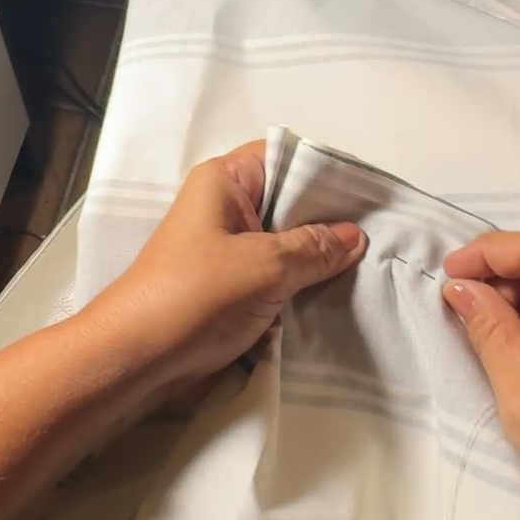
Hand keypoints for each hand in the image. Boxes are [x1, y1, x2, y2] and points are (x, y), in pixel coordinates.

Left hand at [81, 140, 366, 392]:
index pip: (285, 159)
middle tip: (381, 233)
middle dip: (330, 220)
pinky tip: (340, 293)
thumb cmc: (196, 296)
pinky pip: (277, 274)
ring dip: (319, 258)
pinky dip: (303, 283)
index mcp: (225, 181)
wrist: (138, 361)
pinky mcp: (232, 286)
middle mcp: (227, 207)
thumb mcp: (265, 265)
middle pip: (289, 202)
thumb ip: (315, 248)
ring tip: (370, 266)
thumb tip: (355, 236)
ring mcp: (230, 249)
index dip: (325, 172)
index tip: (370, 195)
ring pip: (286, 242)